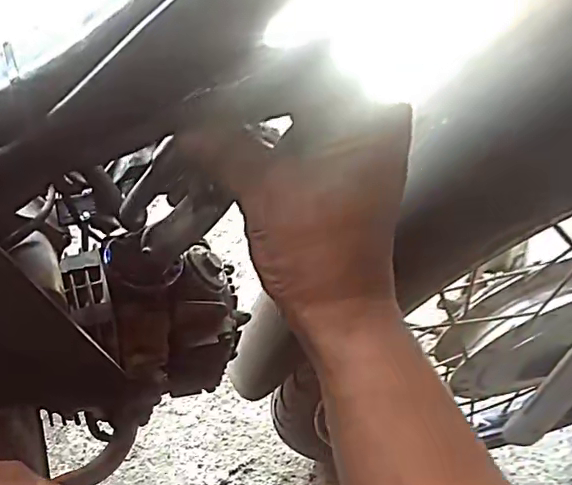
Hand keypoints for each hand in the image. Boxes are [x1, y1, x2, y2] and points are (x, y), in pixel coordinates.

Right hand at [180, 103, 412, 325]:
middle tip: (210, 139)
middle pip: (296, 103)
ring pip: (297, 130)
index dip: (244, 98)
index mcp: (369, 116)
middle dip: (249, 124)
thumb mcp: (264, 196)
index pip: (295, 83)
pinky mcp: (346, 180)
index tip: (209, 114)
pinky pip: (303, 156)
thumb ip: (227, 153)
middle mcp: (375, 127)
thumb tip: (196, 133)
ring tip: (226, 162)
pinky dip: (274, 165)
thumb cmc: (322, 268)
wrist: (337, 313)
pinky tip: (249, 177)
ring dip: (258, 146)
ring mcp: (363, 155)